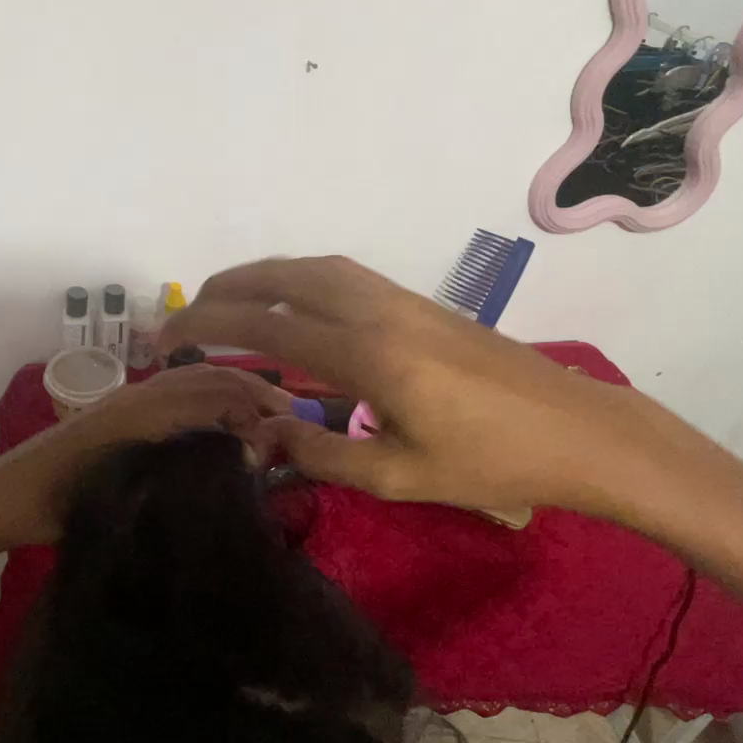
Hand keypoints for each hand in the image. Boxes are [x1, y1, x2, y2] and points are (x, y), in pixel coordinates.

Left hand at [0, 364, 291, 551]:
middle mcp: (134, 397)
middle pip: (201, 378)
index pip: (208, 393)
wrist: (0, 497)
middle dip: (247, 389)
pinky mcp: (114, 414)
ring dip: (225, 391)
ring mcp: (123, 402)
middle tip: (287, 413)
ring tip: (259, 415)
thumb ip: (177, 470)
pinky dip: (201, 398)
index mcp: (138, 412)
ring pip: (185, 382)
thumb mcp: (115, 492)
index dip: (251, 403)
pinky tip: (213, 422)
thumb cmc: (53, 504)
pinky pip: (168, 394)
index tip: (286, 424)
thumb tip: (239, 457)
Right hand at [158, 256, 732, 519]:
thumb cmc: (491, 463)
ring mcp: (397, 298)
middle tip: (184, 315)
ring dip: (258, 276)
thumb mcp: (397, 476)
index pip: (264, 327)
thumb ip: (319, 452)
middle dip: (222, 290)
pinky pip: (338, 273)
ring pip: (311, 267)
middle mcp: (374, 311)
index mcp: (365, 357)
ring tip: (224, 299)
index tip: (165, 341)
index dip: (206, 328)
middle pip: (281, 279)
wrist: (577, 429)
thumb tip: (260, 430)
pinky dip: (295, 277)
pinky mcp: (414, 300)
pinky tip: (287, 302)